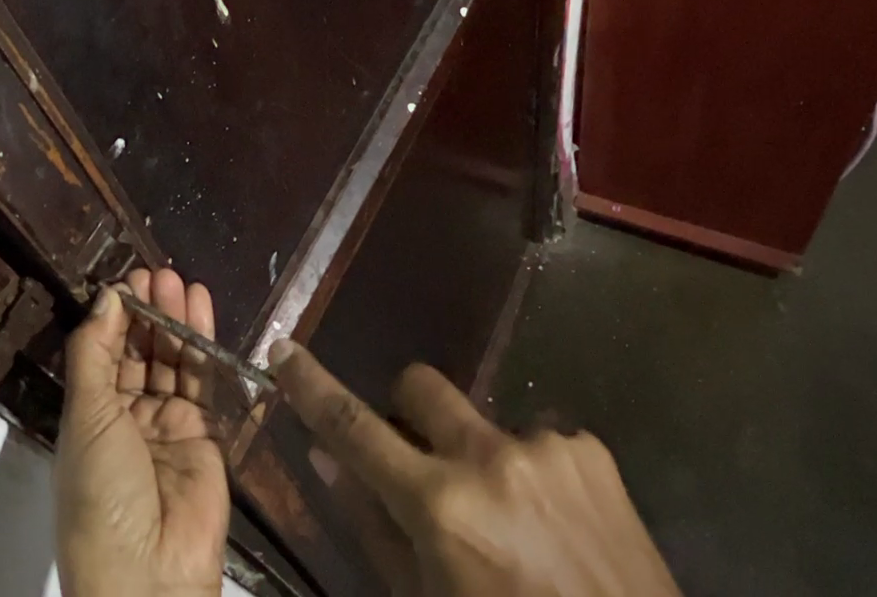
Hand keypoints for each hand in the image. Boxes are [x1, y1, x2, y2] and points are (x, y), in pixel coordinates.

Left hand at [55, 269, 230, 596]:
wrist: (150, 570)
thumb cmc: (103, 492)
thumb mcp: (86, 417)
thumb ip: (96, 352)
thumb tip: (108, 295)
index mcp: (89, 416)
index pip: (103, 353)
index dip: (114, 316)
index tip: (127, 278)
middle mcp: (126, 416)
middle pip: (139, 352)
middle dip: (146, 313)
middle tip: (156, 273)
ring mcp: (167, 423)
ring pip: (171, 360)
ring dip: (174, 320)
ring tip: (177, 280)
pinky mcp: (204, 430)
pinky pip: (201, 378)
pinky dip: (202, 342)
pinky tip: (201, 306)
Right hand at [271, 341, 679, 596]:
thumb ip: (373, 526)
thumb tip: (326, 457)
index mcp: (441, 505)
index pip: (355, 428)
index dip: (312, 387)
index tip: (285, 350)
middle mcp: (491, 457)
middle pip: (420, 386)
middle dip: (409, 413)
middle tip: (422, 464)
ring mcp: (547, 446)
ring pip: (482, 419)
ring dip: (479, 455)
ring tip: (512, 521)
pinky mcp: (591, 449)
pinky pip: (536, 438)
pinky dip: (530, 470)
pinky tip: (554, 522)